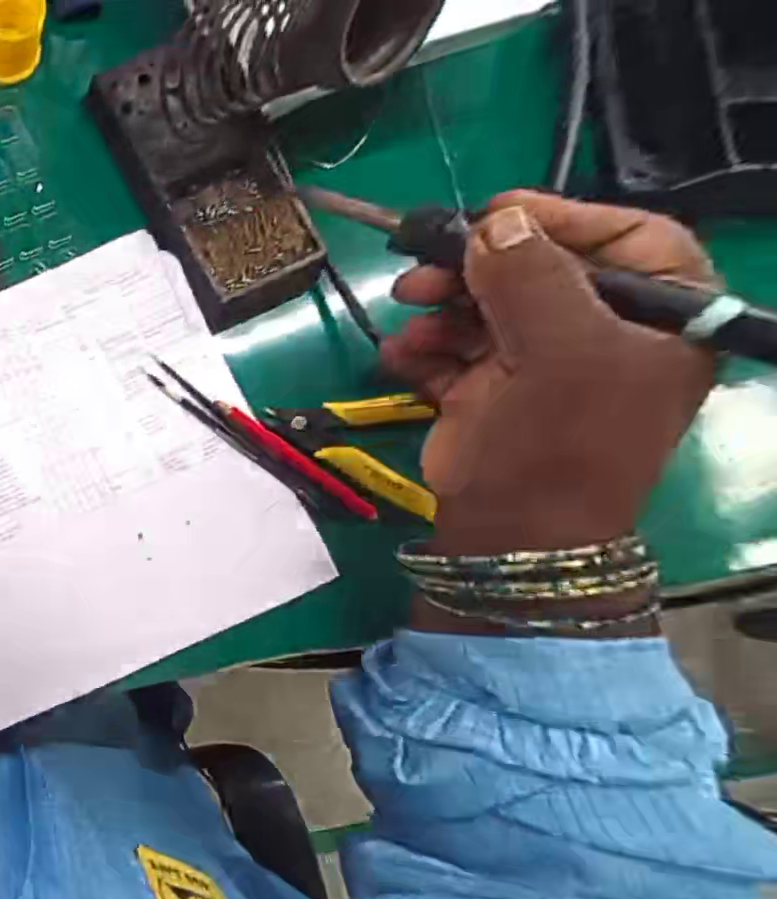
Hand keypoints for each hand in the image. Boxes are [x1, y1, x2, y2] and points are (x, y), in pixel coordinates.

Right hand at [380, 191, 718, 554]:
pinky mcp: (480, 391)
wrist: (511, 524)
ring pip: (480, 313)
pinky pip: (445, 355)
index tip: (489, 217)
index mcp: (655, 314)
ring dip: (437, 313)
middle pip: (533, 276)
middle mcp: (596, 332)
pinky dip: (418, 352)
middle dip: (474, 273)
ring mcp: (532, 363)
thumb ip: (532, 283)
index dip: (558, 222)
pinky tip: (399, 355)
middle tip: (420, 274)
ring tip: (406, 318)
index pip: (621, 241)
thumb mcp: (562, 353)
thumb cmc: (562, 440)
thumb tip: (496, 224)